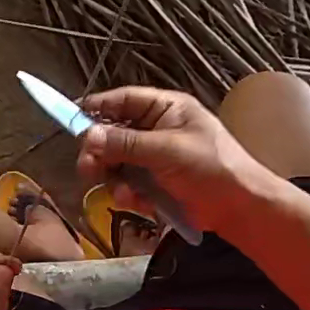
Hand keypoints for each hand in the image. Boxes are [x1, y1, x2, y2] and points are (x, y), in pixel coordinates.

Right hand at [75, 87, 282, 234]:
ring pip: (116, 163)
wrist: (239, 208)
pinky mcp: (154, 186)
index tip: (70, 117)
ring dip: (113, 178)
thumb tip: (87, 136)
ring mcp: (154, 160)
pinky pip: (127, 186)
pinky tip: (139, 203)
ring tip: (120, 191)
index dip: (97, 107)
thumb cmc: (211, 168)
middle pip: (112, 135)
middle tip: (88, 168)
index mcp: (166, 110)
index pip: (123, 101)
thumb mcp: (167, 150)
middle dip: (100, 152)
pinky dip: (128, 195)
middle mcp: (156, 131)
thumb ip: (126, 144)